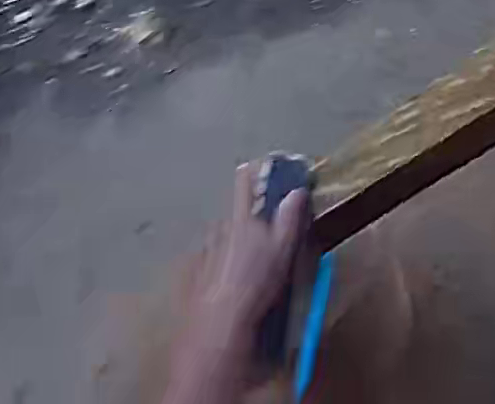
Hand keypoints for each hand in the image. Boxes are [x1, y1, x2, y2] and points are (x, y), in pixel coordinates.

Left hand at [162, 164, 307, 403]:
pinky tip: (238, 273)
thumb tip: (297, 189)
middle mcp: (220, 227)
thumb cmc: (256, 281)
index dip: (260, 168)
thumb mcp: (283, 247)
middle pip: (238, 206)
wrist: (217, 328)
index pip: (245, 178)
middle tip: (275, 220)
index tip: (278, 166)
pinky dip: (228, 256)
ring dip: (242, 234)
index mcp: (242, 216)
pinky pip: (216, 255)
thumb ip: (290, 215)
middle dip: (256, 209)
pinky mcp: (197, 274)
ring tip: (257, 251)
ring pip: (227, 232)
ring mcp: (206, 250)